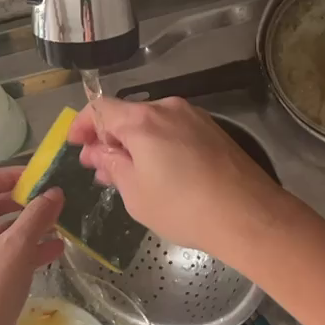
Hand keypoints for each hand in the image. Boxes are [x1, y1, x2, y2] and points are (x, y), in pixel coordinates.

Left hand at [0, 166, 65, 324]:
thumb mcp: (15, 249)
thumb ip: (36, 216)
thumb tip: (55, 192)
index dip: (13, 176)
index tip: (42, 176)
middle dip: (26, 203)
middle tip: (56, 199)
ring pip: (4, 233)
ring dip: (31, 227)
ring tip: (62, 224)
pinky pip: (8, 256)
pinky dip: (29, 251)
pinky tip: (56, 251)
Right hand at [70, 96, 297, 255]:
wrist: (250, 216)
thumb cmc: (184, 207)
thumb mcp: (135, 193)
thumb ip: (113, 166)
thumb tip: (99, 153)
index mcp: (143, 120)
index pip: (100, 107)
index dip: (82, 124)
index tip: (74, 144)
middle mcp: (168, 108)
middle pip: (127, 114)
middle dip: (108, 138)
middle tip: (99, 167)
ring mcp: (194, 117)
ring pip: (151, 123)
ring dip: (134, 143)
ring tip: (128, 174)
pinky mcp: (212, 131)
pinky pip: (173, 131)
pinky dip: (157, 145)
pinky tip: (158, 173)